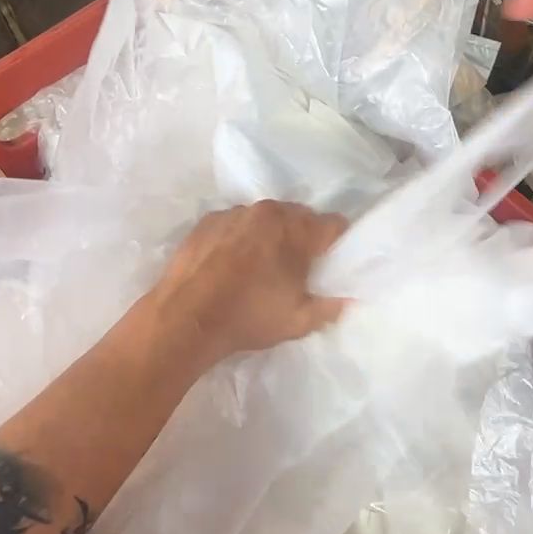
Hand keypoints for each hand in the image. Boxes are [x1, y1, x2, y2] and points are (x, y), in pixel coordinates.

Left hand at [147, 200, 348, 365]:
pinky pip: (235, 224)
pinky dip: (239, 238)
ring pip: (265, 218)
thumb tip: (346, 300)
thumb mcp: (298, 321)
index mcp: (297, 230)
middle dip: (303, 238)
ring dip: (270, 235)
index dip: (338, 243)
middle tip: (297, 268)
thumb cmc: (249, 318)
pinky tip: (230, 264)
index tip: (332, 262)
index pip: (334, 224)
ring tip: (259, 266)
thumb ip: (329, 308)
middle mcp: (267, 212)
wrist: (185, 318)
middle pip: (299, 216)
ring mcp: (234, 213)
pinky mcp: (206, 221)